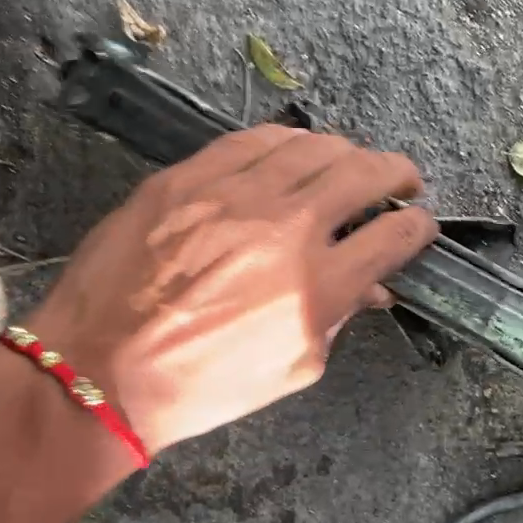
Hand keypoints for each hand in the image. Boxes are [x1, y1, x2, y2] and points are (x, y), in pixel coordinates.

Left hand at [23, 125, 437, 451]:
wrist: (102, 370)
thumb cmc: (208, 383)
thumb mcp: (296, 366)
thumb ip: (341, 316)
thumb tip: (373, 285)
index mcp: (319, 287)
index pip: (395, 235)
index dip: (419, 225)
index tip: (420, 224)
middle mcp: (286, 230)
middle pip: (365, 173)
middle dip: (398, 174)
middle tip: (402, 184)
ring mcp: (234, 195)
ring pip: (315, 145)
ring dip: (347, 154)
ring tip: (349, 167)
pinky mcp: (188, 178)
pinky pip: (255, 140)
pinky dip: (289, 143)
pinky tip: (294, 154)